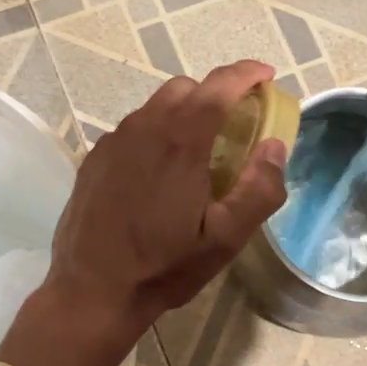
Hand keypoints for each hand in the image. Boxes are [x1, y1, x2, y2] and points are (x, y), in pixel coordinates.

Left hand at [41, 60, 288, 348]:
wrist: (91, 291)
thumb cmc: (163, 267)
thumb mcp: (225, 240)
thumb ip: (259, 190)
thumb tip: (275, 146)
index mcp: (179, 143)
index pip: (217, 86)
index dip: (246, 74)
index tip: (266, 76)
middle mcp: (142, 129)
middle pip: (184, 89)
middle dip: (215, 95)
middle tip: (236, 125)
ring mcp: (112, 142)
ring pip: (155, 107)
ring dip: (183, 114)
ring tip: (199, 152)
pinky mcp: (93, 159)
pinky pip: (133, 130)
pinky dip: (156, 134)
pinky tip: (160, 173)